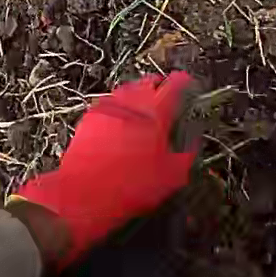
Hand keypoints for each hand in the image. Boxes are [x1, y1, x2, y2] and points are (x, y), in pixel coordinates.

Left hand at [12, 72, 196, 266]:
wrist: (82, 196)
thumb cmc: (131, 186)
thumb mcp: (171, 176)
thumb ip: (187, 152)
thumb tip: (194, 139)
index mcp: (156, 112)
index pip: (175, 85)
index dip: (186, 83)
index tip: (189, 86)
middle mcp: (132, 101)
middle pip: (150, 80)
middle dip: (161, 86)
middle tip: (168, 99)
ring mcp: (108, 106)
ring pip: (129, 89)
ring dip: (140, 94)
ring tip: (146, 110)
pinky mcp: (90, 116)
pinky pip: (112, 103)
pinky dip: (122, 107)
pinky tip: (124, 124)